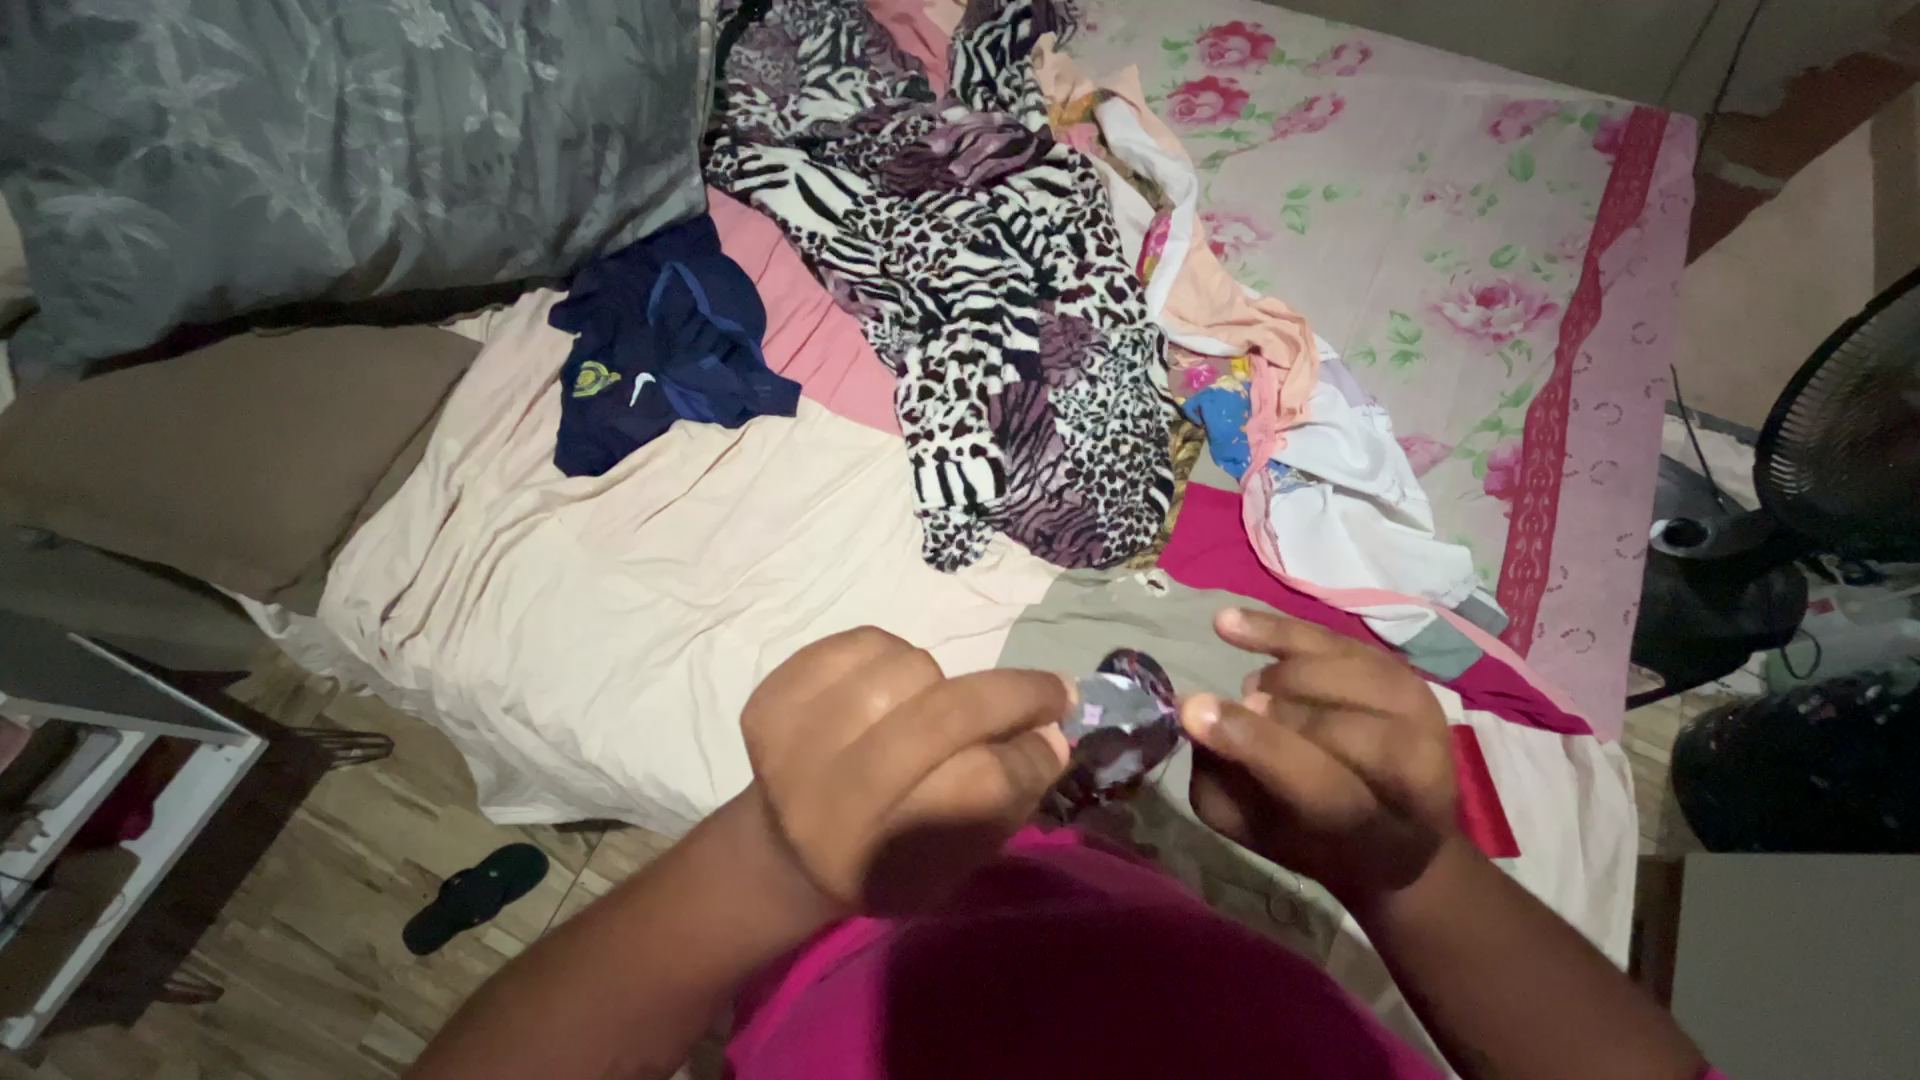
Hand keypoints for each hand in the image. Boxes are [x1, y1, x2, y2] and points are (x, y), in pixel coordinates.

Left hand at [741, 627, 1070, 914]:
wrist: (785, 848)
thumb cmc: (886, 860)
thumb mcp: (954, 861)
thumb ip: (1008, 802)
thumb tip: (1051, 733)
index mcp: (883, 855)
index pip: (979, 785)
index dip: (1030, 755)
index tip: (1056, 732)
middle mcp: (833, 798)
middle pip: (943, 717)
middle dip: (1013, 694)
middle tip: (1047, 691)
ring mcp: (793, 740)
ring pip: (907, 666)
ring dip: (939, 681)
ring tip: (933, 705)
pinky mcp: (771, 697)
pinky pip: (861, 642)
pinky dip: (890, 655)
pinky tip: (887, 688)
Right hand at [1180, 608, 1458, 906]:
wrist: (1398, 833)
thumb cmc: (1312, 836)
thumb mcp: (1255, 828)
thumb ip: (1222, 782)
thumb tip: (1197, 720)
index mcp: (1373, 830)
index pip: (1319, 784)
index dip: (1257, 744)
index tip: (1193, 710)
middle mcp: (1416, 776)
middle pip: (1341, 730)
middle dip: (1278, 712)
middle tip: (1244, 706)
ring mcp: (1420, 719)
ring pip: (1344, 676)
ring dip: (1285, 676)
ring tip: (1255, 688)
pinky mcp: (1405, 676)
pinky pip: (1339, 642)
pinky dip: (1278, 631)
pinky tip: (1228, 623)